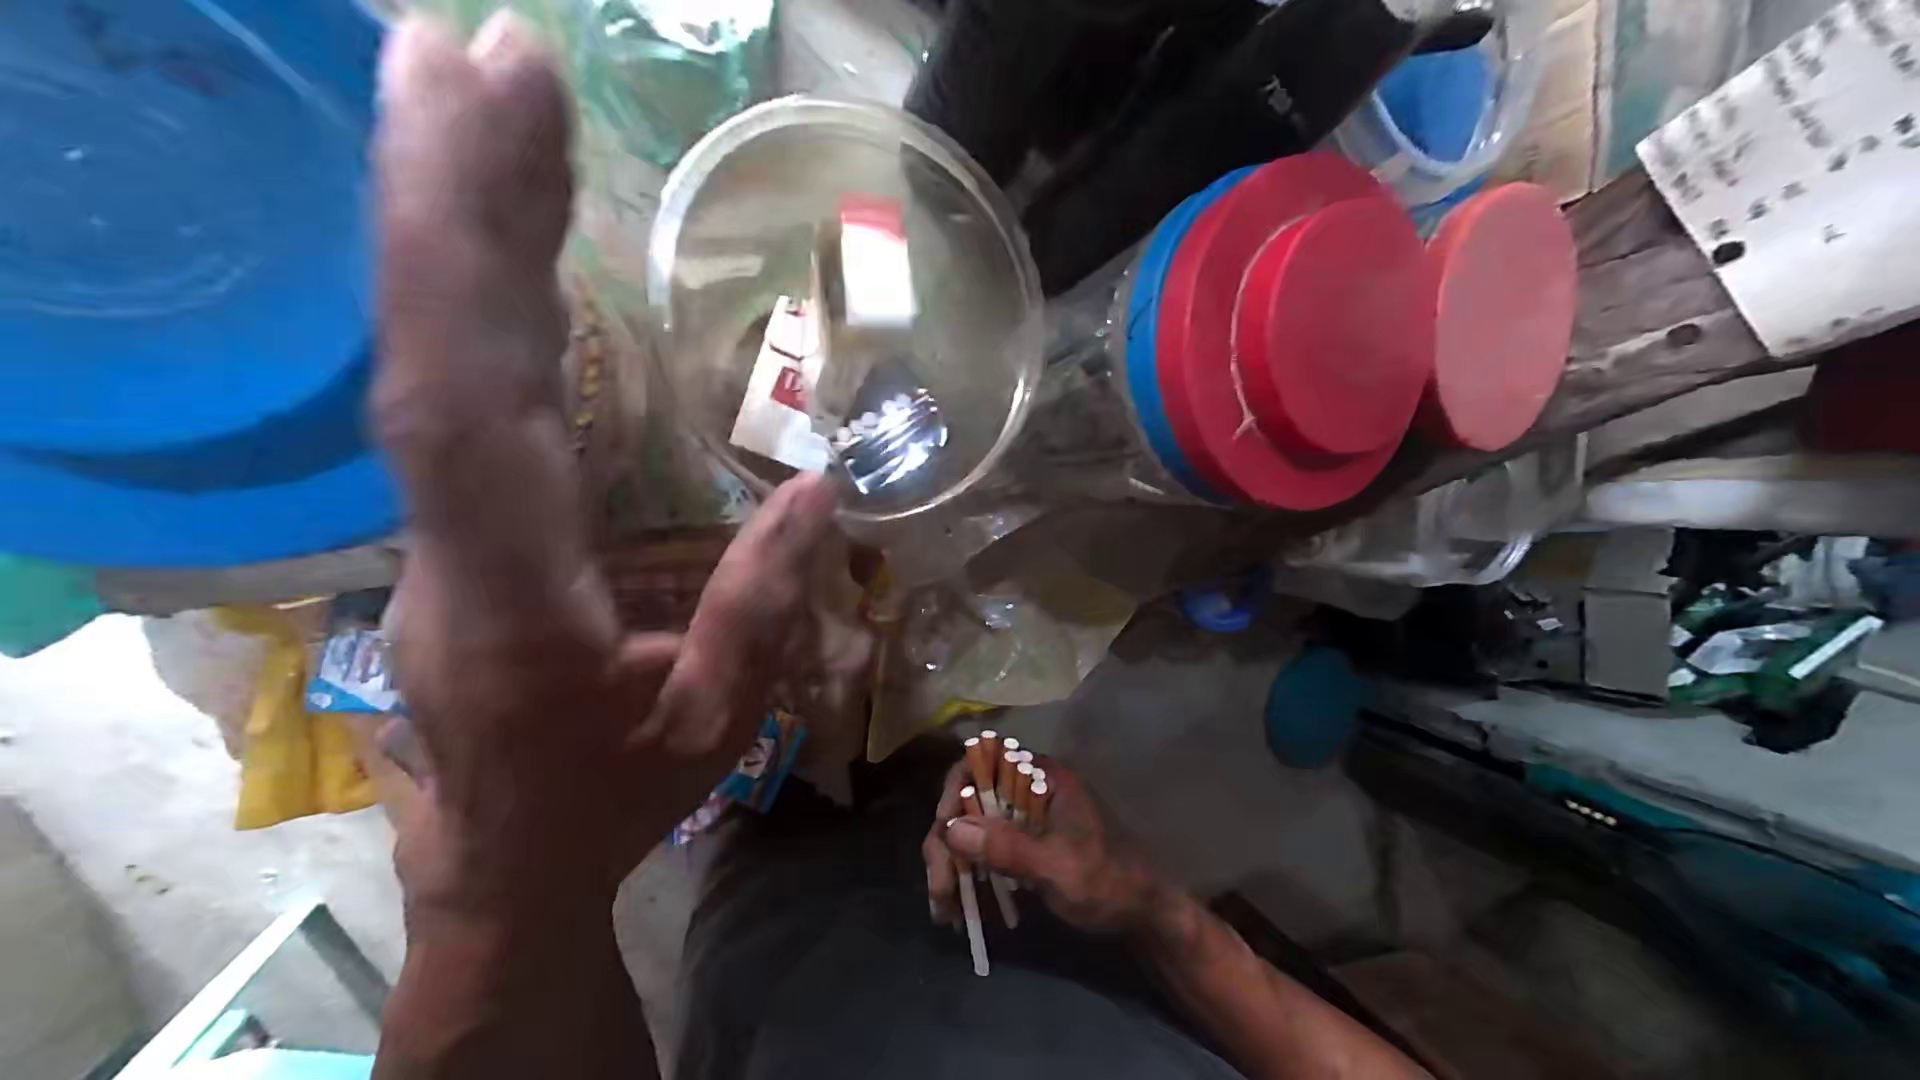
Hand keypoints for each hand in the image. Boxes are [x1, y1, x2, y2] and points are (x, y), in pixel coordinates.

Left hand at [374, 14, 836, 919]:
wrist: (510, 856)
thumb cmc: (615, 795)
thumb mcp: (712, 722)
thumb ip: (761, 608)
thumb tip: (817, 492)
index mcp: (519, 594)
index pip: (471, 407)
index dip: (472, 252)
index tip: (499, 109)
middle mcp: (458, 538)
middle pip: (433, 350)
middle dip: (451, 192)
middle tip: (481, 53)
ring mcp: (446, 523)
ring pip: (430, 357)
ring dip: (453, 221)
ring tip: (475, 97)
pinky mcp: (463, 517)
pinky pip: (456, 386)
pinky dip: (472, 292)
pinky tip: (497, 228)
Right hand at [923, 756, 1173, 934]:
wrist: (1145, 913)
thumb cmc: (1109, 881)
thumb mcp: (1059, 868)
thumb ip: (1008, 847)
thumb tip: (951, 829)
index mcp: (1042, 776)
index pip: (985, 760)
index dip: (957, 787)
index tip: (946, 826)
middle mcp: (1028, 788)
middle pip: (970, 797)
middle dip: (948, 843)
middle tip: (940, 890)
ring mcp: (1024, 816)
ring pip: (971, 827)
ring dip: (952, 865)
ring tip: (946, 911)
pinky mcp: (1022, 843)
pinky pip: (983, 850)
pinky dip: (968, 877)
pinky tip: (961, 911)